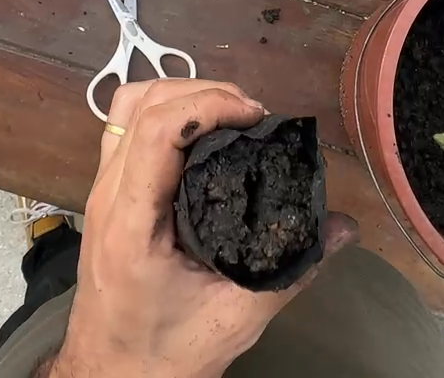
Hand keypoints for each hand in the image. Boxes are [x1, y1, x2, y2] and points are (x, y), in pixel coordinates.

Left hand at [49, 79, 357, 377]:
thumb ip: (291, 271)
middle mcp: (108, 193)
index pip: (158, 130)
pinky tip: (197, 127)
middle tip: (250, 113)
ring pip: (128, 105)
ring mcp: (99, 186)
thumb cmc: (165, 353)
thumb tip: (343, 228)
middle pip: (143, 104)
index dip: (209, 104)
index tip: (255, 115)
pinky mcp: (103, 187)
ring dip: (179, 91)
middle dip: (203, 92)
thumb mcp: (235, 319)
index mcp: (133, 223)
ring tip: (227, 111)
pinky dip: (161, 107)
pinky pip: (123, 123)